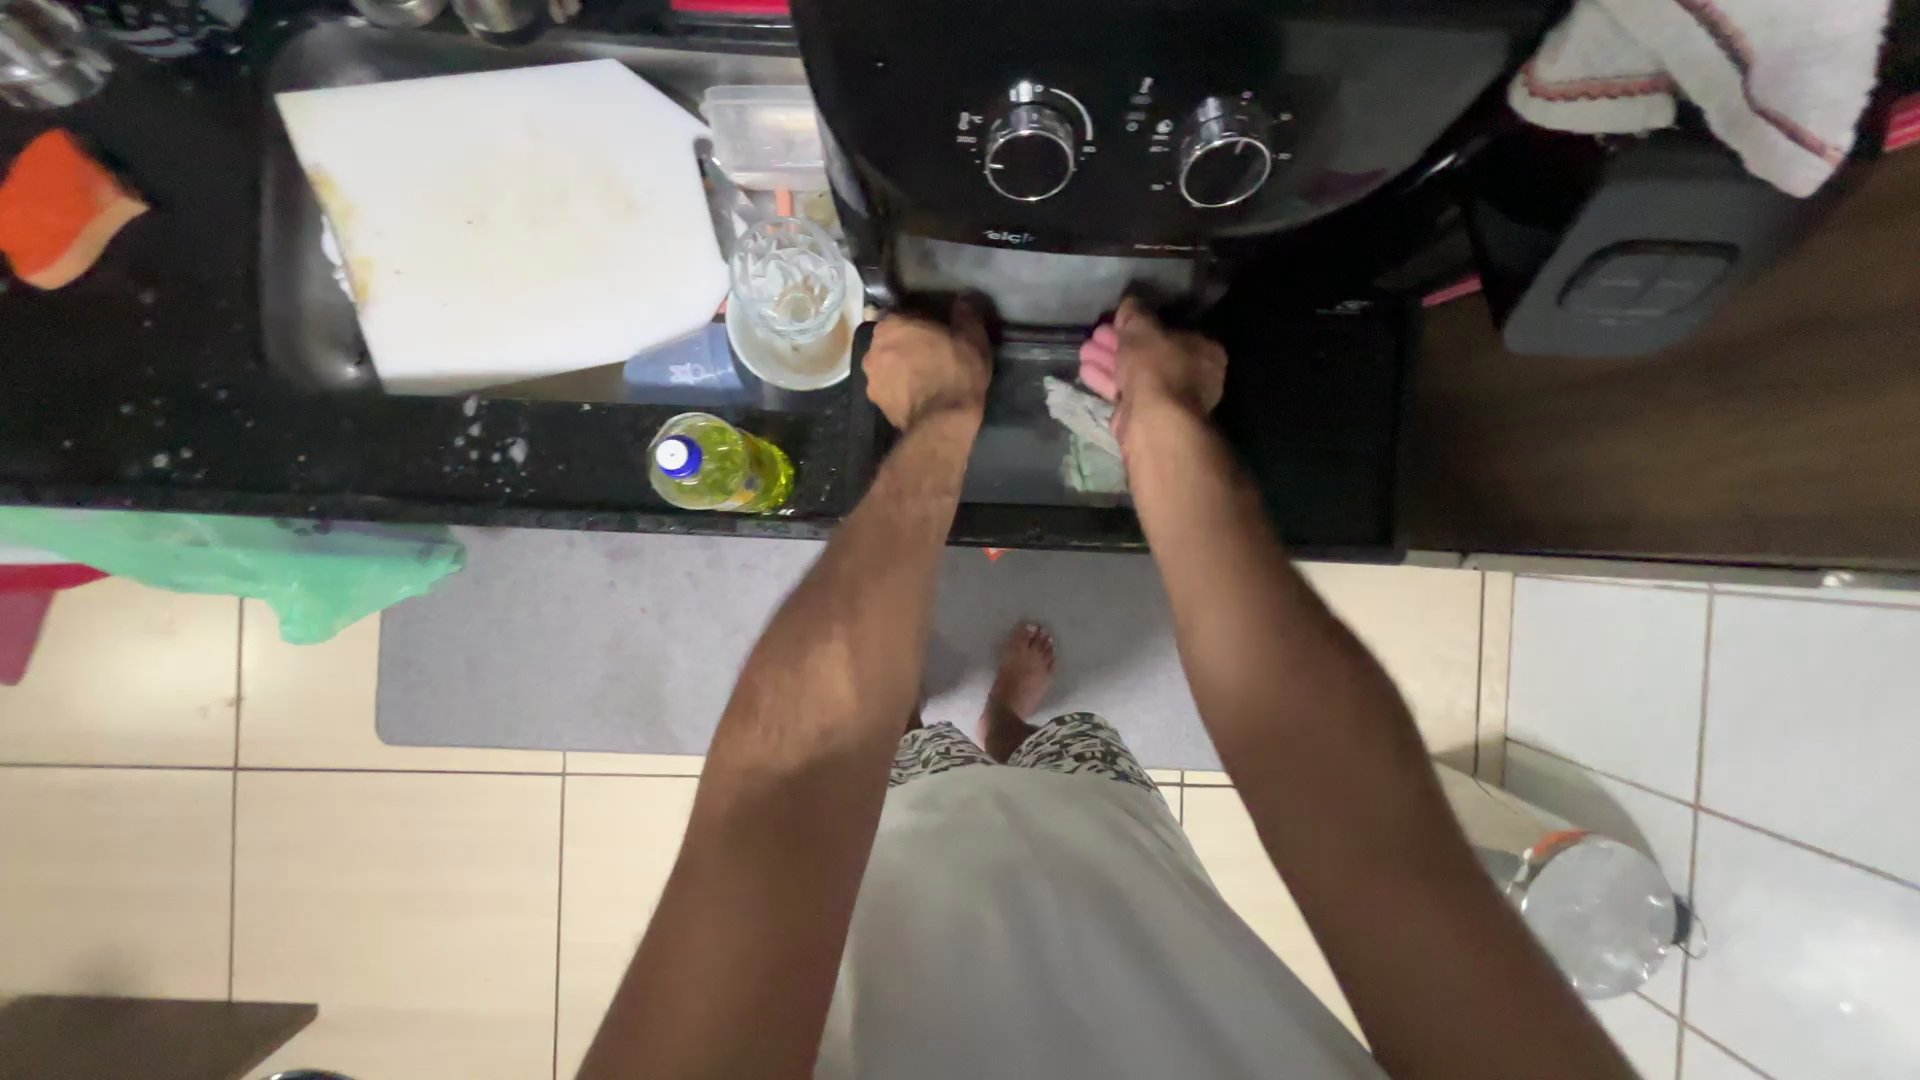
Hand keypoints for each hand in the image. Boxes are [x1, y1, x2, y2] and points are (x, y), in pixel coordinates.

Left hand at [864, 298, 992, 430]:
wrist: (942, 422)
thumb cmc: (956, 372)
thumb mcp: (972, 338)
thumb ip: (966, 313)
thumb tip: (964, 300)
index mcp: (892, 324)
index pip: (905, 316)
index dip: (922, 325)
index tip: (937, 335)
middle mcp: (873, 348)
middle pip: (891, 342)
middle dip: (907, 347)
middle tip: (930, 357)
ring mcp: (871, 378)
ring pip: (887, 367)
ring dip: (900, 370)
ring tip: (924, 381)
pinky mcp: (876, 403)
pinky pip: (889, 390)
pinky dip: (900, 391)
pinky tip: (918, 398)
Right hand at [1081, 297, 1226, 447]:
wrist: (1153, 419)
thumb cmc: (1156, 366)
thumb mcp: (1143, 329)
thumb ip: (1135, 314)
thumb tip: (1129, 304)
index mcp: (1203, 351)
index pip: (1170, 332)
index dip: (1141, 326)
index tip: (1116, 322)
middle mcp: (1191, 376)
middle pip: (1148, 354)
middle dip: (1118, 344)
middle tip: (1095, 335)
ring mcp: (1169, 400)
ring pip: (1134, 375)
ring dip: (1108, 361)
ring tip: (1084, 350)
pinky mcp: (1146, 417)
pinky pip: (1125, 393)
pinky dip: (1106, 381)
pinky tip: (1085, 370)